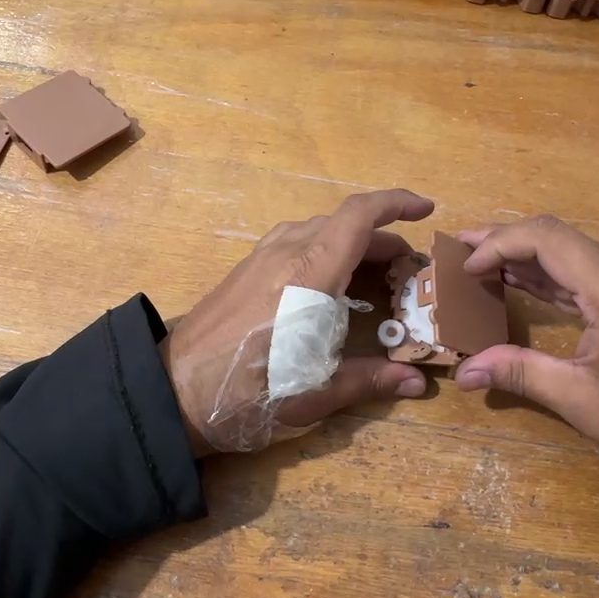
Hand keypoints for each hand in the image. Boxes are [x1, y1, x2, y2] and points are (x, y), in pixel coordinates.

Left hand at [163, 189, 434, 454]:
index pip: (358, 216)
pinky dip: (325, 250)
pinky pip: (295, 242)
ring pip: (317, 230)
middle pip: (342, 224)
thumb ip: (369, 380)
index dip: (395, 203)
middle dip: (382, 236)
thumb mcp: (313, 394)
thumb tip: (417, 382)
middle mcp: (285, 253)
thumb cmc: (248, 393)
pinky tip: (329, 284)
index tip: (426, 210)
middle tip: (408, 268)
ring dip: (352, 243)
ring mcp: (261, 257)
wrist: (172, 393)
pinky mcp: (246, 269)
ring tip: (375, 274)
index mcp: (309, 274)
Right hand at [452, 216, 598, 459]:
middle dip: (509, 243)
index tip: (468, 266)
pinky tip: (524, 281)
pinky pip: (595, 272)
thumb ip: (518, 371)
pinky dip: (557, 275)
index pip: (549, 239)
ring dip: (531, 257)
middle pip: (562, 238)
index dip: (501, 243)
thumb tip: (464, 373)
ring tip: (484, 264)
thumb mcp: (577, 397)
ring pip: (578, 252)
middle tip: (463, 251)